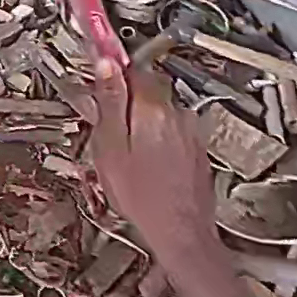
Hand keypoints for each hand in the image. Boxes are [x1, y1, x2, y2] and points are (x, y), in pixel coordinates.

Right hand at [89, 58, 219, 258]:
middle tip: (105, 123)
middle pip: (148, 90)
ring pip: (159, 111)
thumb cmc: (140, 193)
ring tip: (123, 149)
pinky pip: (170, 130)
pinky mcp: (196, 149)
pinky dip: (155, 138)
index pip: (135, 70)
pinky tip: (142, 162)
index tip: (100, 81)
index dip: (114, 75)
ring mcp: (191, 132)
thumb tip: (106, 65)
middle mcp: (178, 114)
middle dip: (126, 100)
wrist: (179, 232)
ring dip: (141, 120)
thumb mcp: (109, 144)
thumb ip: (110, 101)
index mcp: (152, 108)